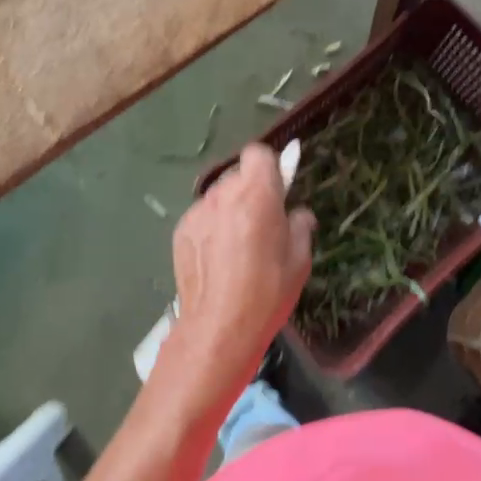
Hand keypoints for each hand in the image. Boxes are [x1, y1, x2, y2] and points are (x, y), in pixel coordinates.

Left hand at [164, 144, 314, 402]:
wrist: (218, 327)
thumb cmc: (267, 292)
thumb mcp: (299, 260)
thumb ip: (300, 225)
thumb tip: (297, 214)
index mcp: (257, 193)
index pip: (258, 153)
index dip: (269, 167)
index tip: (277, 189)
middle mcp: (224, 193)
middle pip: (238, 176)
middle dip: (250, 192)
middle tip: (262, 223)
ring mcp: (198, 211)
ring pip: (219, 198)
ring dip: (230, 211)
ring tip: (238, 246)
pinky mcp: (181, 230)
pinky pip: (203, 218)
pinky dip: (211, 228)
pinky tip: (217, 259)